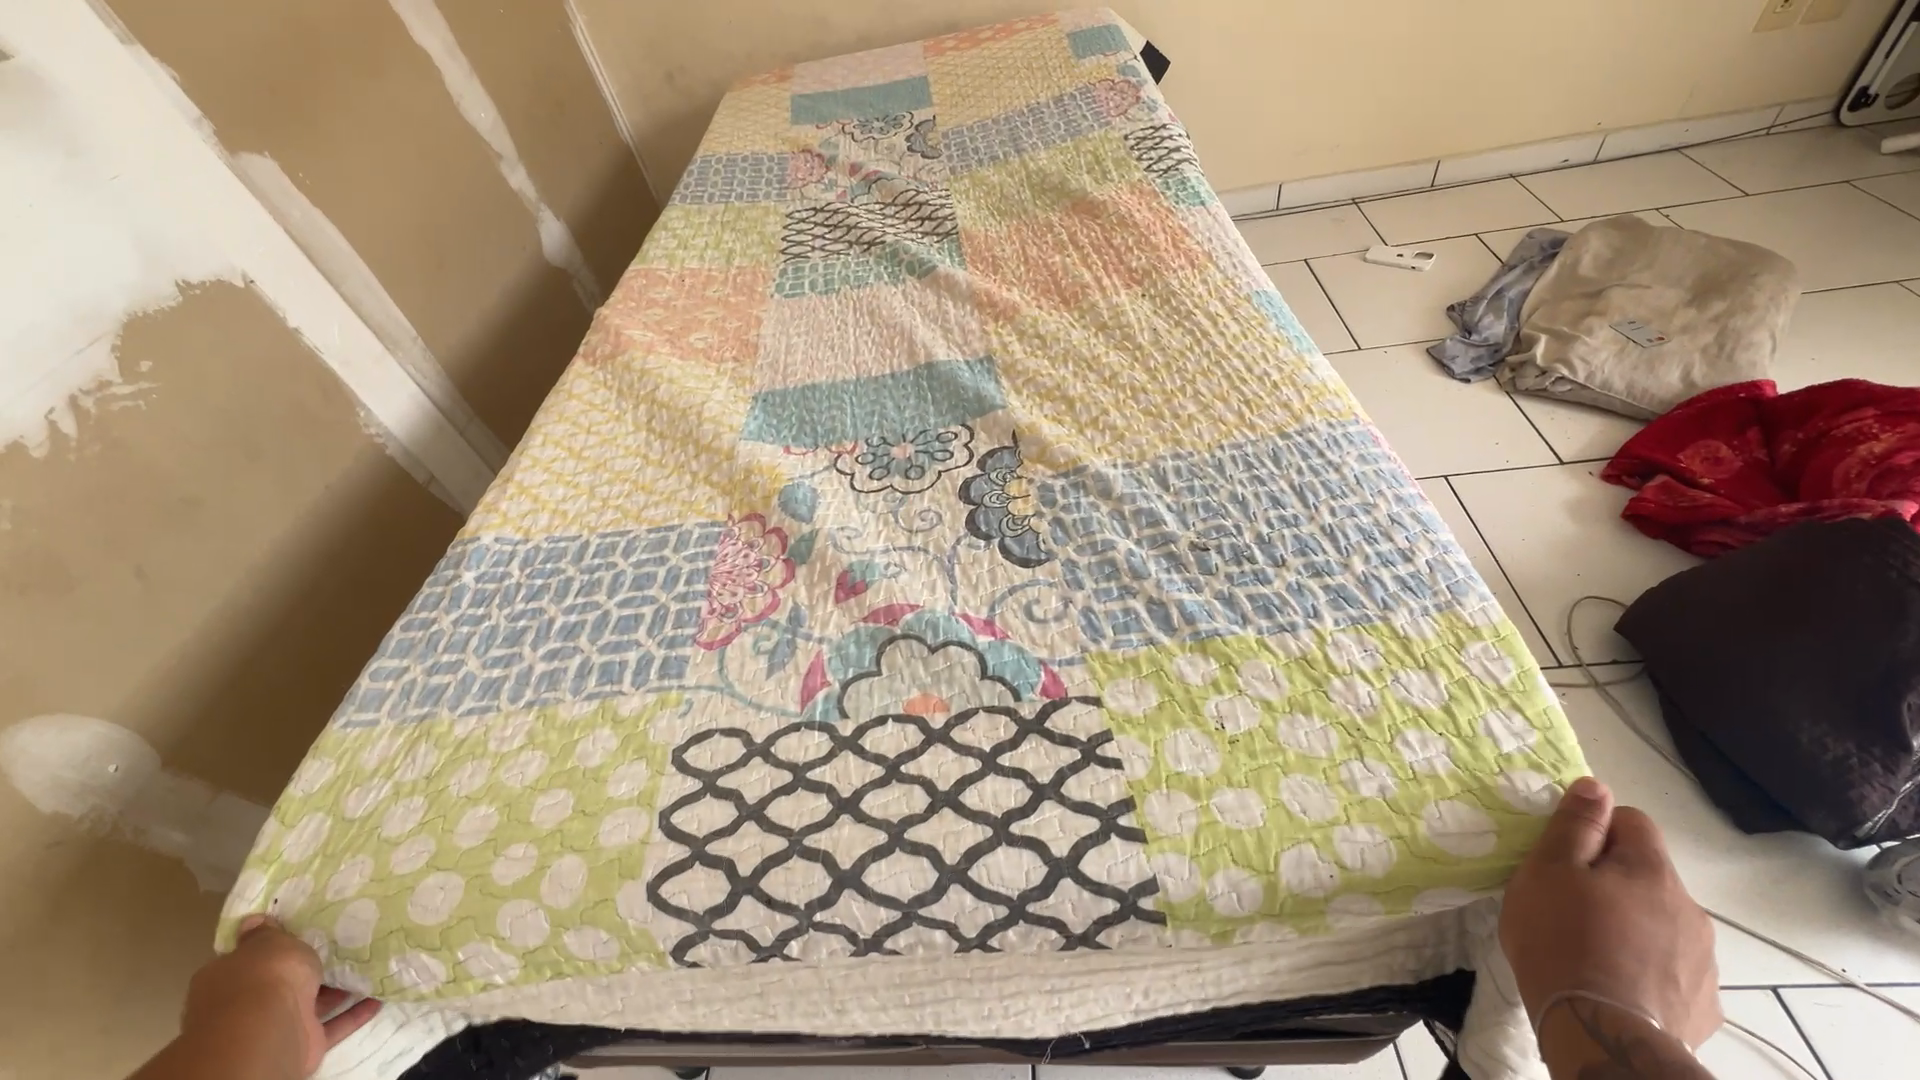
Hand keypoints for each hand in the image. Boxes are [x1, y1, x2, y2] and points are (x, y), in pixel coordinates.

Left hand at [137, 915, 380, 1079]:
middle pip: (278, 982)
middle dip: (306, 970)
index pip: (245, 959)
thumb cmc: (265, 976)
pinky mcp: (301, 1040)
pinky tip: (378, 998)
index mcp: (227, 978)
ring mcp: (273, 1024)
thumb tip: (252, 921)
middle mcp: (244, 1004)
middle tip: (340, 947)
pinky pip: (332, 1024)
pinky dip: (353, 1013)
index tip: (295, 932)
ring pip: (308, 1003)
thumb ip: (264, 933)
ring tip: (369, 966)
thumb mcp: (267, 943)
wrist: (269, 1029)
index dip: (268, 946)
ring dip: (336, 991)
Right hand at [1500, 776, 1721, 1048]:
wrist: (1601, 1029)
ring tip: (1588, 946)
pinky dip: (1645, 965)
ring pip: (1661, 920)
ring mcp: (1703, 960)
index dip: (1595, 828)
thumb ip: (1574, 826)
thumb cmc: (1562, 937)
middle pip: (1647, 874)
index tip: (1564, 854)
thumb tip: (1595, 786)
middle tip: (1567, 902)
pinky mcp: (1702, 1002)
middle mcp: (1689, 909)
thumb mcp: (1548, 869)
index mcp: (1651, 871)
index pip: (1632, 821)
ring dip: (1631, 922)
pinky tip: (1614, 979)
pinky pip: (1670, 966)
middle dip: (1612, 879)